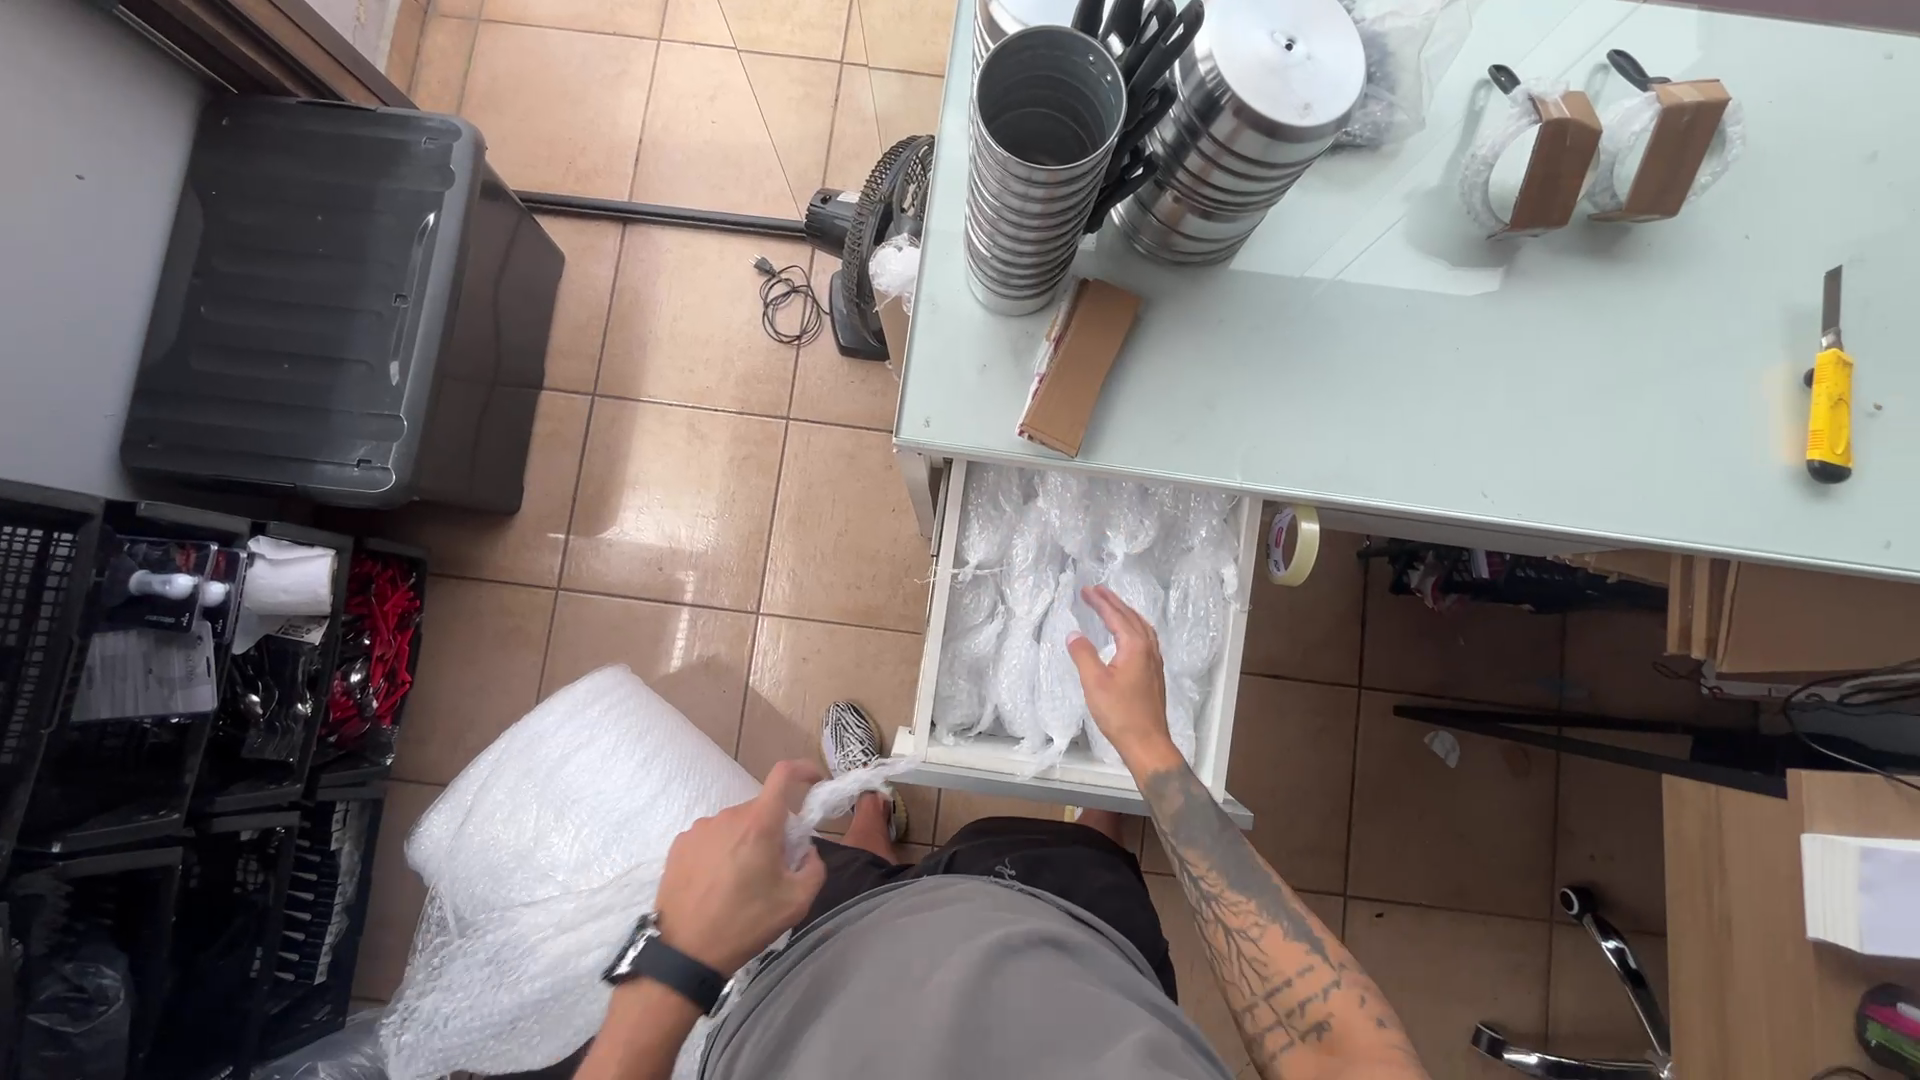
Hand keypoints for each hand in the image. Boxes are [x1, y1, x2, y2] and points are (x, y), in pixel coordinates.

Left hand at [653, 760, 826, 974]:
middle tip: (774, 866)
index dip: (803, 770)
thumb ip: (814, 867)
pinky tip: (715, 884)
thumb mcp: (796, 902)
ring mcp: (700, 828)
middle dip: (774, 829)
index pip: (784, 774)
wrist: (684, 953)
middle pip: (761, 809)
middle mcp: (728, 816)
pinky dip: (721, 851)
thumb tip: (805, 851)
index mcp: (760, 823)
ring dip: (745, 842)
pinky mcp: (680, 844)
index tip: (813, 782)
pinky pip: (712, 837)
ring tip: (739, 883)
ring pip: (736, 825)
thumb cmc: (744, 924)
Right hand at [1067, 585, 1175, 767]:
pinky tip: (1128, 635)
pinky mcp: (1154, 673)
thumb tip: (1074, 634)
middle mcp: (1148, 649)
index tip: (1087, 590)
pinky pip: (1145, 638)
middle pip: (1131, 617)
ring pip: (1141, 627)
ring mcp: (1154, 661)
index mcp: (1135, 646)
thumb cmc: (1120, 713)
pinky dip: (1133, 627)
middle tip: (1097, 590)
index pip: (1115, 616)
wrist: (1147, 742)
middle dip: (1113, 602)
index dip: (1100, 602)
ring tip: (1112, 606)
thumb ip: (1083, 654)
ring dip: (1125, 613)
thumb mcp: (1094, 682)